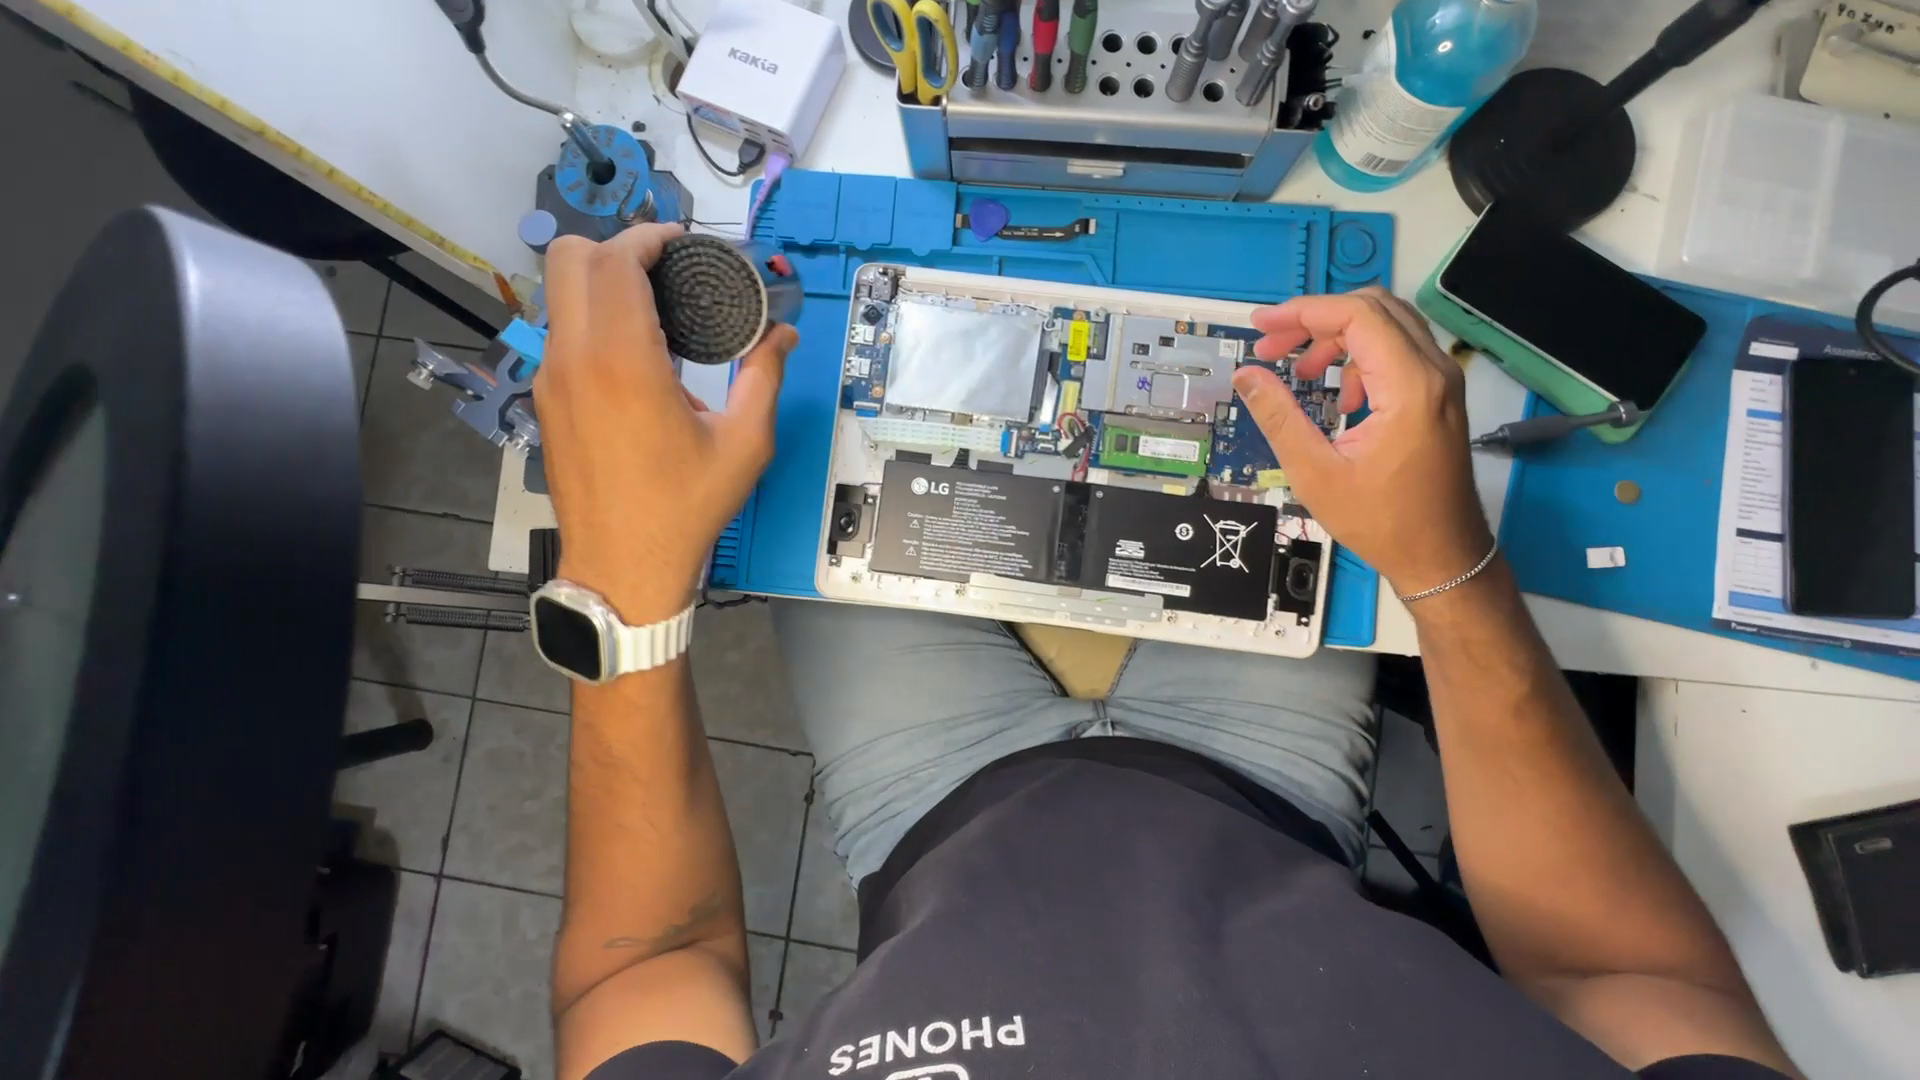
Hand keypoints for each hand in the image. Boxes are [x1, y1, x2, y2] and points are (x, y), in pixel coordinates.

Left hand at [537, 224, 797, 622]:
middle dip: (617, 247)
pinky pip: (561, 331)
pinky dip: (592, 317)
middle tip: (667, 270)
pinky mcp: (548, 400)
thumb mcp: (744, 444)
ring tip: (654, 308)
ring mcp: (552, 379)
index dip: (649, 237)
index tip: (684, 243)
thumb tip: (784, 334)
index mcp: (624, 361)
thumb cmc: (687, 506)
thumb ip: (764, 376)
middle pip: (569, 258)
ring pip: (558, 293)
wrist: (623, 566)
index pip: (615, 261)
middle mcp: (575, 358)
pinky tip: (634, 352)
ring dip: (601, 282)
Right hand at [1230, 288, 1491, 598]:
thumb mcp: (1315, 473)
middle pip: (1374, 309)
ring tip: (1297, 370)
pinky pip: (1398, 351)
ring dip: (1336, 337)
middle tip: (1271, 346)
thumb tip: (1244, 376)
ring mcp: (1442, 382)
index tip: (1261, 326)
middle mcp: (1434, 371)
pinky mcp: (1439, 395)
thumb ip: (1278, 417)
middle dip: (1315, 319)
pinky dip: (1359, 356)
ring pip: (1388, 326)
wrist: (1441, 554)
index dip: (1303, 312)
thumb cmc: (1380, 521)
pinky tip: (1337, 394)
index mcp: (1408, 387)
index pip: (1356, 316)